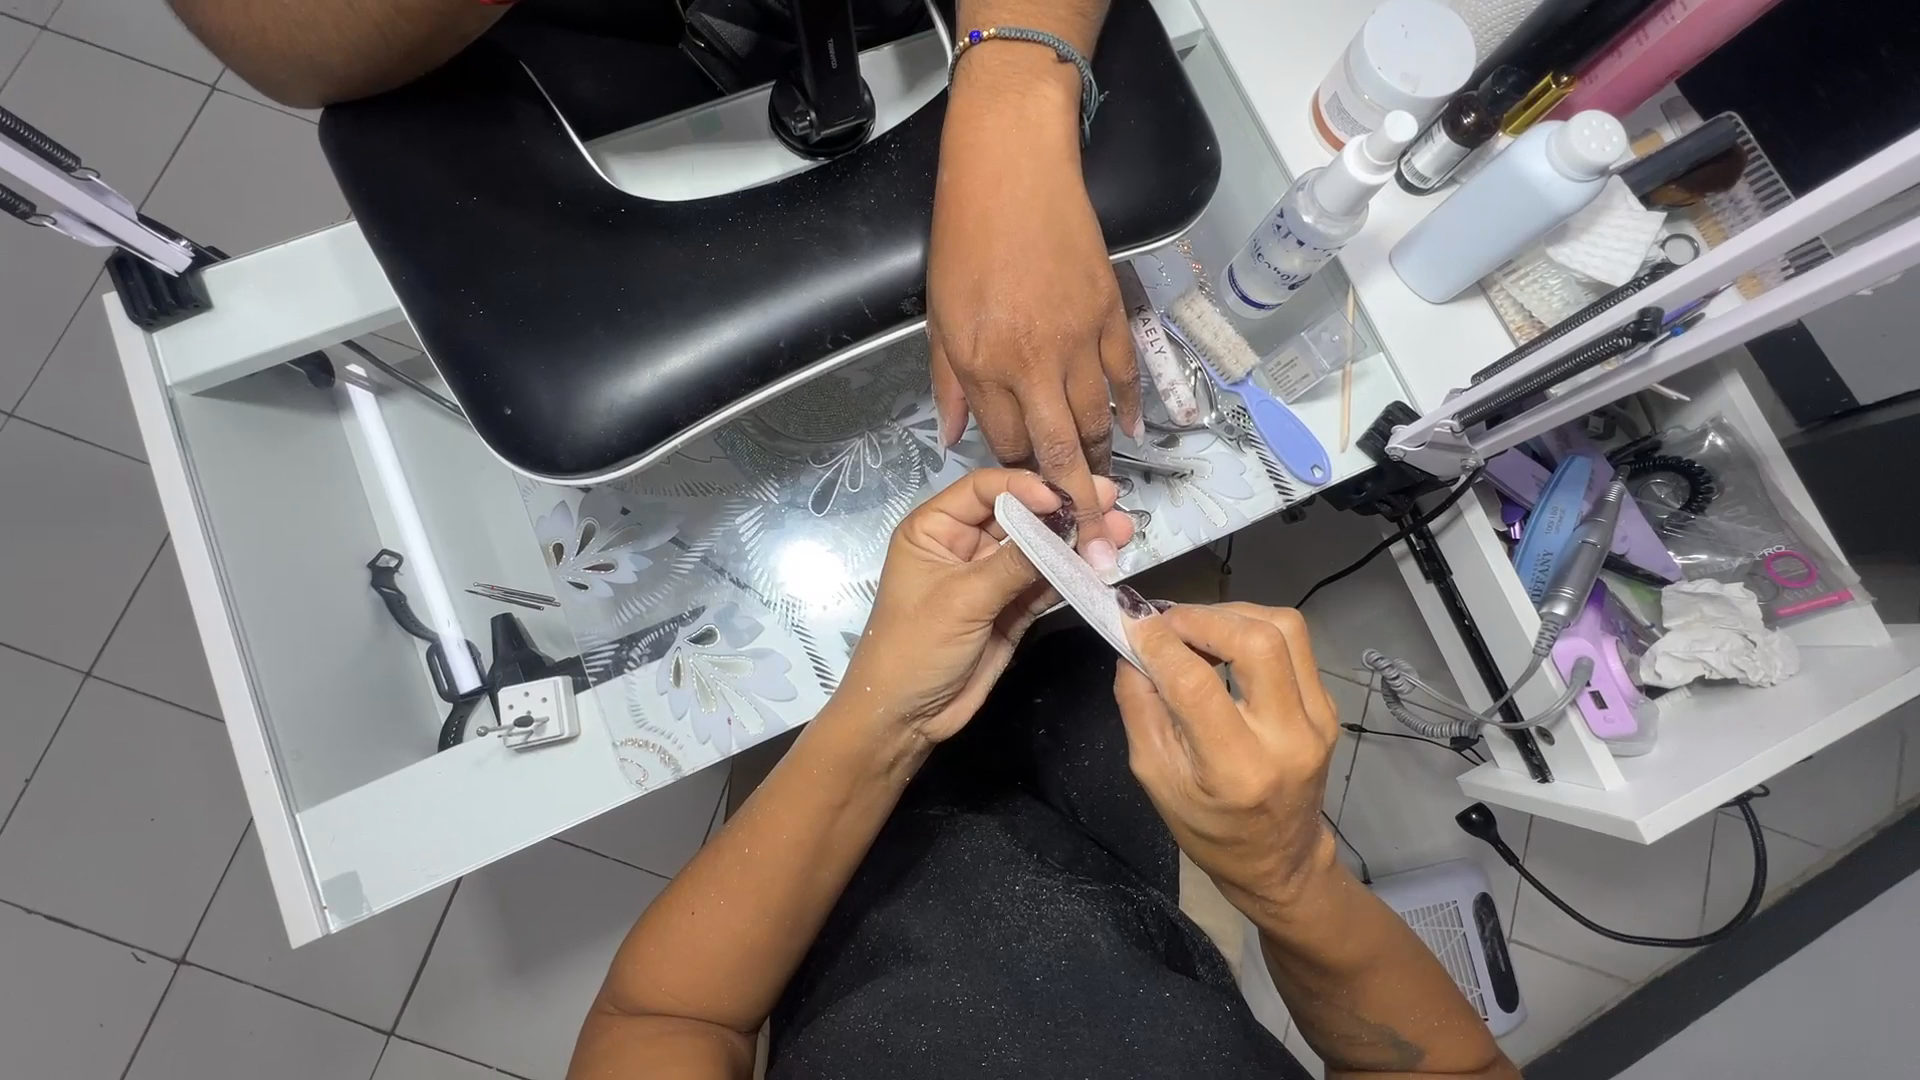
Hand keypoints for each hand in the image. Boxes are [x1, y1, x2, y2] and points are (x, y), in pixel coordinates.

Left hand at [840, 468, 1132, 745]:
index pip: (984, 489)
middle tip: (1108, 498)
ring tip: (1120, 529)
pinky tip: (1103, 563)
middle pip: (1019, 514)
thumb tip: (1063, 522)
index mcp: (935, 528)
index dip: (1024, 487)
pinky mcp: (1011, 607)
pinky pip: (1045, 582)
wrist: (906, 718)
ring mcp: (991, 576)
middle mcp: (964, 544)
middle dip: (1063, 509)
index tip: (1062, 498)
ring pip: (1038, 548)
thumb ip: (1014, 562)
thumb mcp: (962, 599)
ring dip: (1077, 540)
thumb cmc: (916, 647)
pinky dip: (1072, 574)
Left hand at [926, 44, 1140, 572]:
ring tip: (1101, 489)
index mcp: (984, 367)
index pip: (1006, 444)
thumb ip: (949, 384)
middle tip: (1086, 535)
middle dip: (1073, 500)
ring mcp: (1079, 341)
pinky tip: (1130, 433)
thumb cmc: (964, 241)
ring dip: (1098, 460)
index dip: (1018, 477)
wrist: (1014, 168)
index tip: (1027, 499)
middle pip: (1060, 448)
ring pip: (1096, 419)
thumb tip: (953, 439)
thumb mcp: (938, 317)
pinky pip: (1125, 377)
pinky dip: (1129, 409)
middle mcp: (1034, 365)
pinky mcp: (1111, 316)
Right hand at [1115, 603, 1342, 918]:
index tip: (1130, 620)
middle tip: (1164, 622)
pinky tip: (1221, 642)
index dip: (1158, 642)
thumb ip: (1138, 706)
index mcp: (1237, 769)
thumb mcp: (1154, 775)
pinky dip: (1249, 628)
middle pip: (1256, 640)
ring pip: (1283, 628)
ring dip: (1229, 614)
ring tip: (1193, 628)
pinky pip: (1293, 642)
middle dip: (1199, 617)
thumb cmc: (1208, 828)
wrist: (1281, 861)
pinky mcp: (1327, 706)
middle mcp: (1287, 739)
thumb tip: (1132, 647)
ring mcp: (1317, 720)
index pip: (1196, 683)